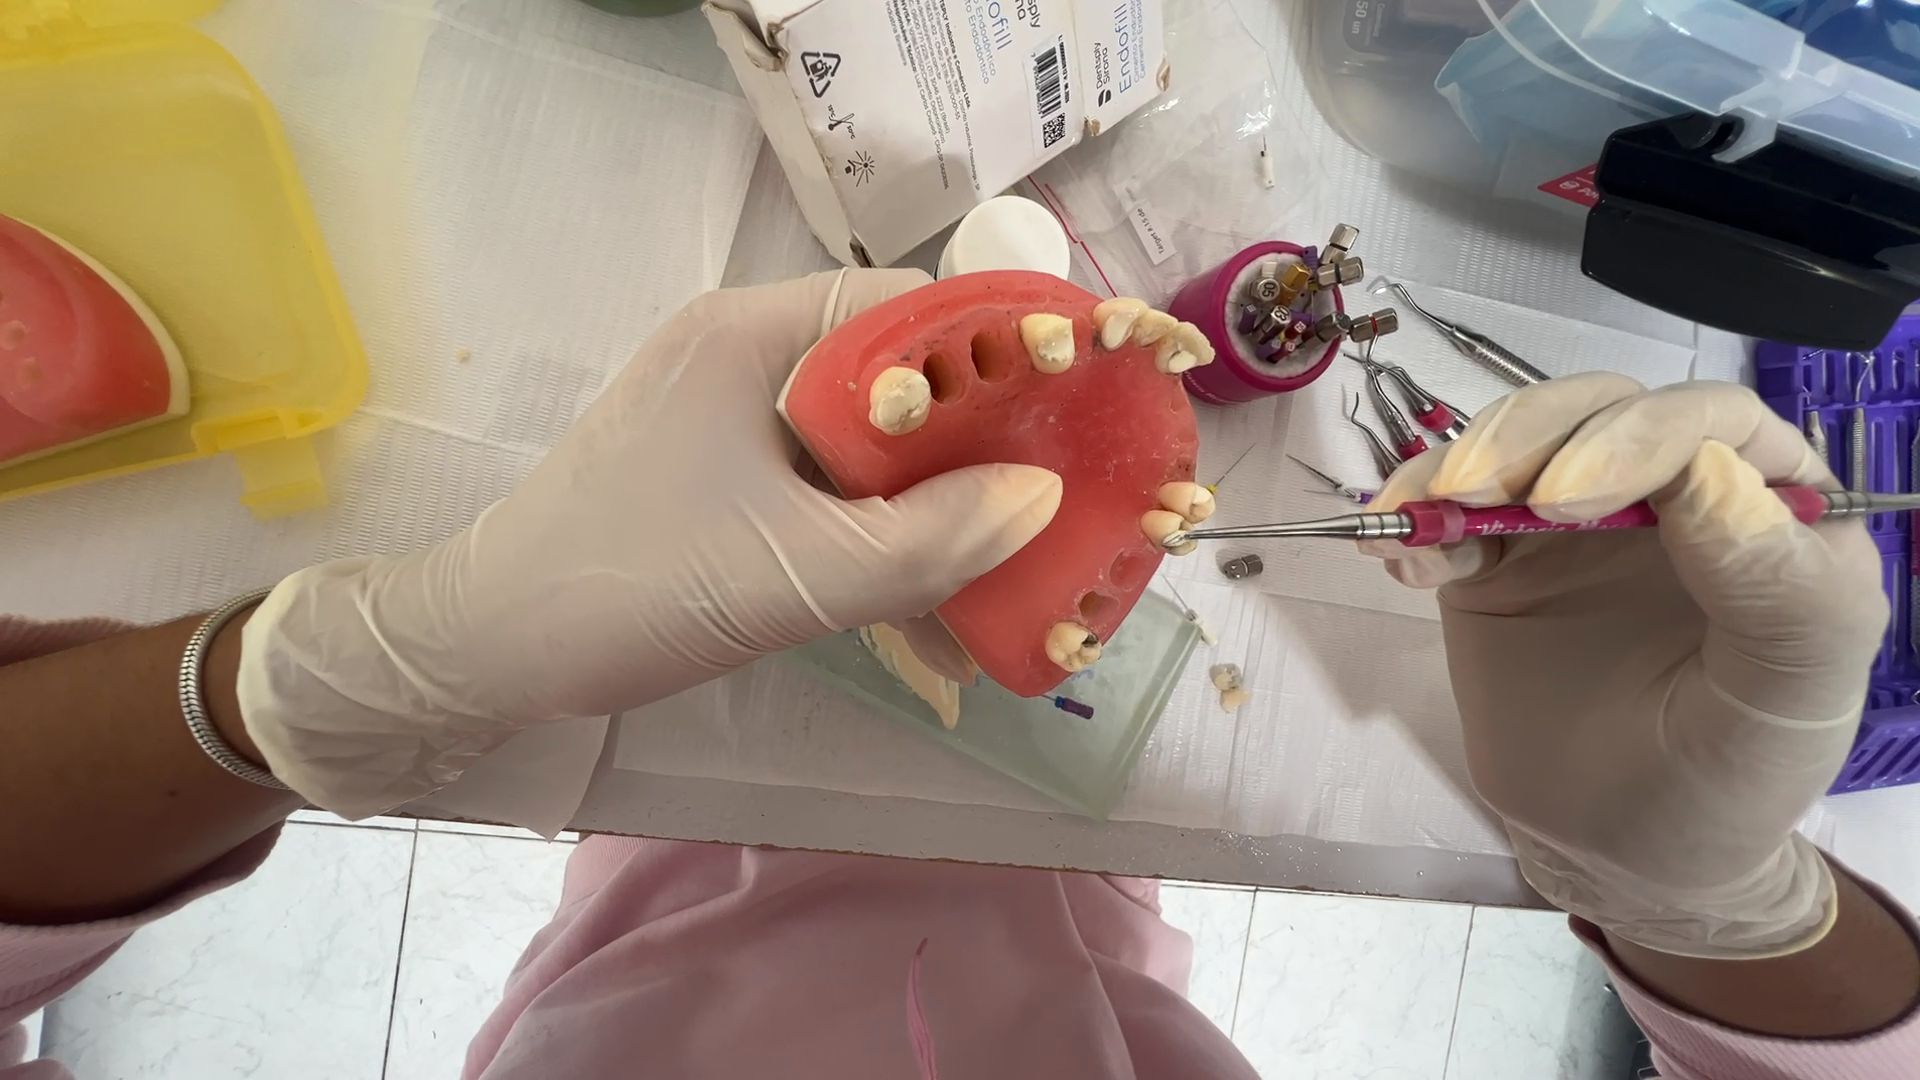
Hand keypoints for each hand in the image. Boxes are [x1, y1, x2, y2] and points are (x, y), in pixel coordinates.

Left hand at [236, 271, 1062, 817]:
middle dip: (974, 444)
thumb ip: (930, 541)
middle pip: (898, 380)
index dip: (994, 351)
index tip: (1061, 408)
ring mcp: (740, 421)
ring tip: (999, 565)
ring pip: (872, 446)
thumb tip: (1041, 498)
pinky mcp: (735, 477)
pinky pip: (835, 491)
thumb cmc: (634, 587)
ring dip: (931, 507)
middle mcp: (752, 359)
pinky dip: (882, 539)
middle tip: (1044, 494)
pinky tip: (926, 609)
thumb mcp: (799, 574)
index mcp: (757, 336)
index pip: (906, 307)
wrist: (492, 651)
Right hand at [1364, 375, 1886, 958]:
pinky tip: (1395, 564)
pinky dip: (1406, 522)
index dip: (1629, 439)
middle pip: (1584, 413)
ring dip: (1440, 471)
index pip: (1703, 424)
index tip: (1560, 505)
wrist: (1604, 835)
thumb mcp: (1775, 704)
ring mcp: (1557, 531)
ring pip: (1500, 449)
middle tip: (1469, 492)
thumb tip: (1709, 476)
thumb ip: (1779, 593)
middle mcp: (1655, 504)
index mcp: (1758, 520)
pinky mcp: (1487, 563)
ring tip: (1406, 526)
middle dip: (1516, 438)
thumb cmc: (1712, 780)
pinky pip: (1440, 514)